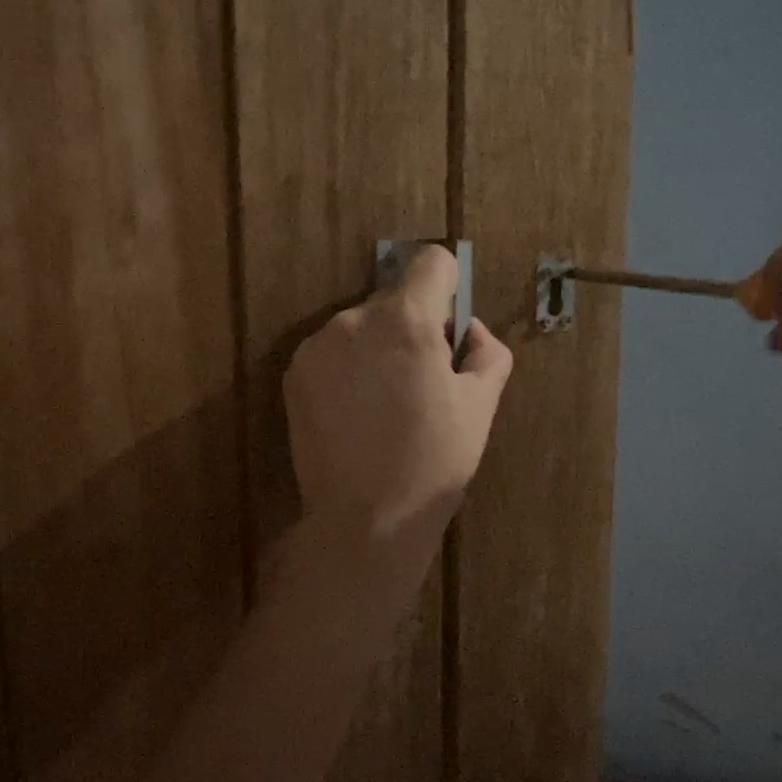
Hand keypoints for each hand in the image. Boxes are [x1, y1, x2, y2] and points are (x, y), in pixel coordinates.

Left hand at [283, 245, 513, 536]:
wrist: (364, 519)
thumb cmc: (433, 462)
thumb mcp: (481, 407)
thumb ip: (487, 352)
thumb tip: (469, 330)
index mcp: (407, 320)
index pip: (433, 261)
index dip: (450, 287)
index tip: (449, 328)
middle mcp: (356, 319)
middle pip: (395, 299)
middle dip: (413, 327)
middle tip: (422, 384)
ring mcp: (318, 346)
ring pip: (361, 327)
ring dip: (377, 349)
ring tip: (384, 407)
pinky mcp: (294, 374)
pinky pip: (332, 353)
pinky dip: (347, 370)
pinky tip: (354, 415)